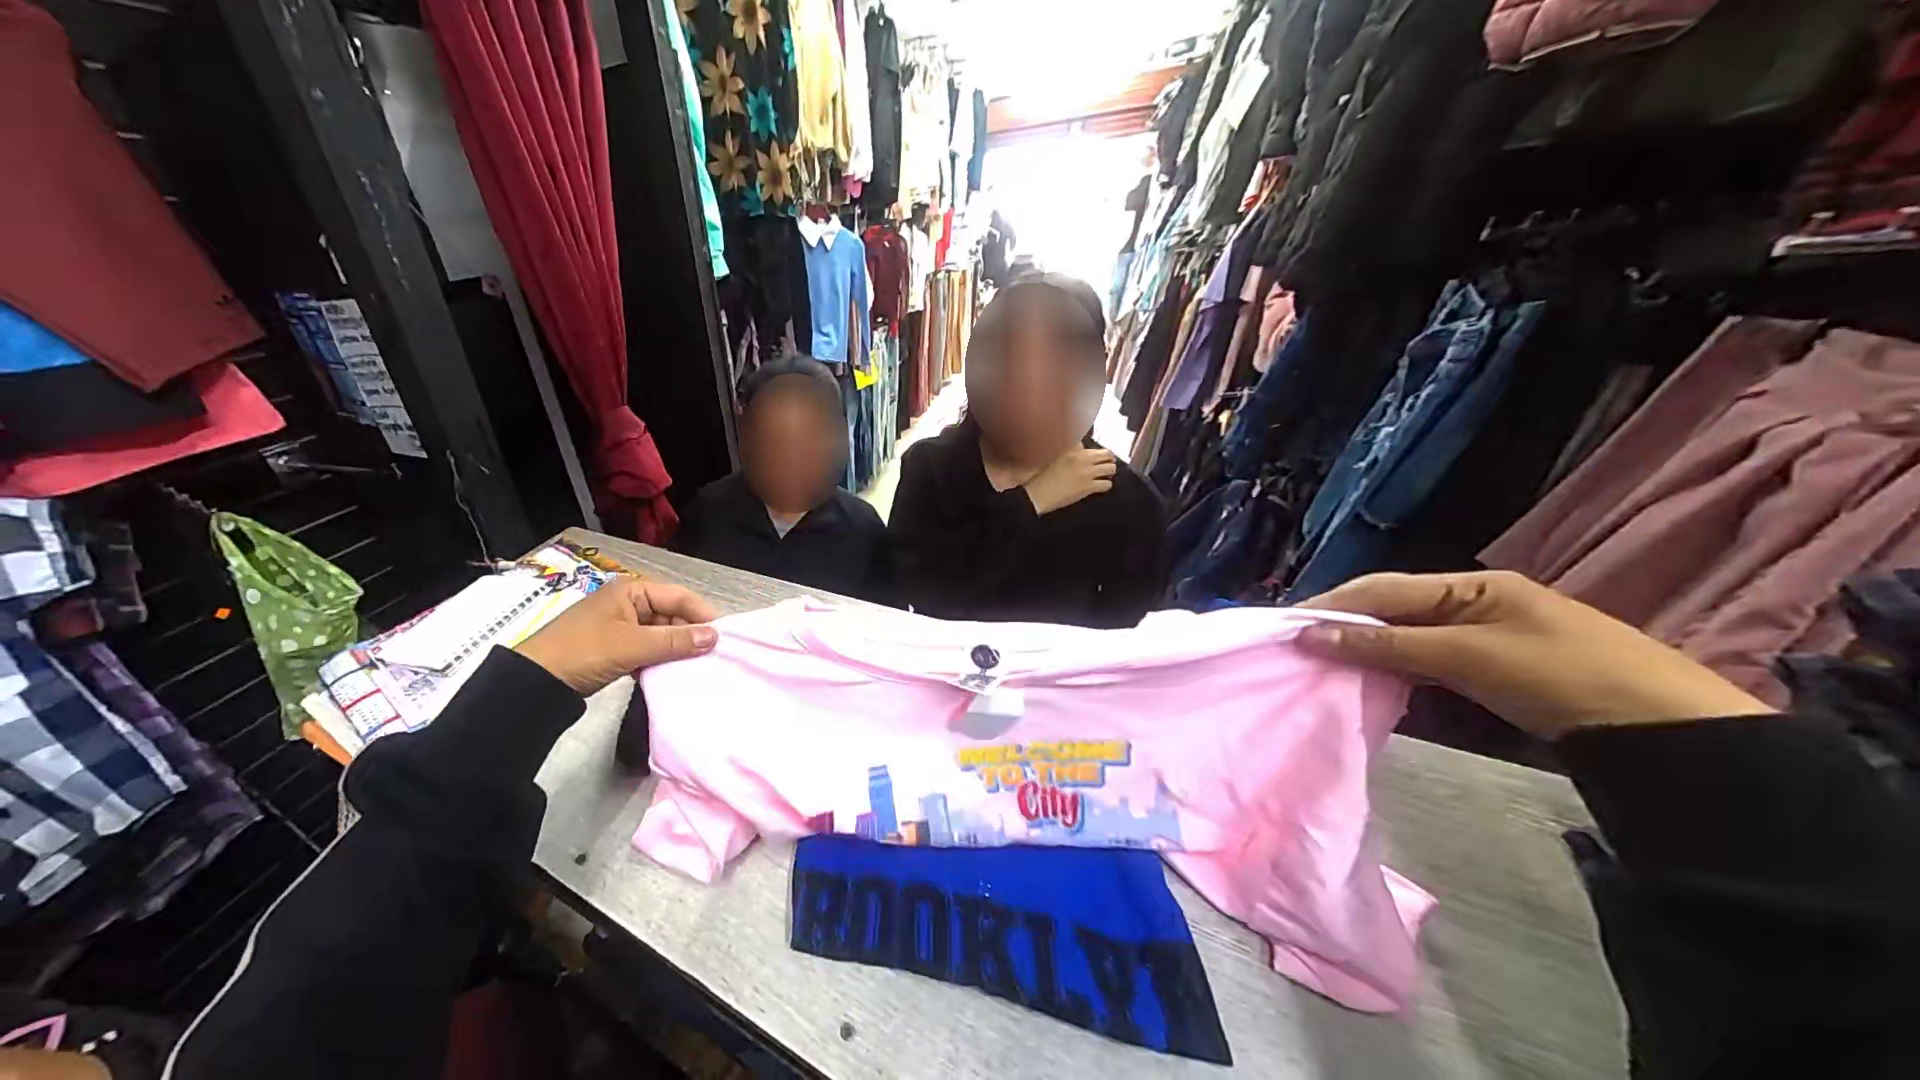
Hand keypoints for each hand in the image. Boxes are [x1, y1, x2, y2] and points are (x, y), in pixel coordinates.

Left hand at [514, 576, 719, 694]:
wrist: (532, 683)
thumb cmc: (583, 652)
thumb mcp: (632, 645)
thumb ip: (675, 641)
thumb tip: (715, 637)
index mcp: (630, 590)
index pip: (678, 596)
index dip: (702, 614)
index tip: (724, 636)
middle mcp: (628, 602)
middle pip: (672, 614)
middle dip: (690, 633)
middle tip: (711, 655)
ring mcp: (621, 625)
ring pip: (661, 633)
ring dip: (676, 648)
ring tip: (696, 665)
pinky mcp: (615, 646)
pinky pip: (648, 648)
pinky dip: (660, 658)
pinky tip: (671, 672)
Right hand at [1024, 447, 1116, 513]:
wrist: (1038, 494)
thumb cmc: (1042, 478)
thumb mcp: (1052, 457)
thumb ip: (1067, 451)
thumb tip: (1078, 447)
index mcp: (1072, 450)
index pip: (1089, 443)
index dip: (1095, 450)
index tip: (1096, 455)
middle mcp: (1081, 458)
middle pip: (1107, 454)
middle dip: (1109, 459)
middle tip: (1107, 464)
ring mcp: (1086, 472)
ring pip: (1110, 468)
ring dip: (1109, 472)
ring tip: (1105, 475)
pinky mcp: (1088, 486)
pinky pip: (1106, 484)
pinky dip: (1105, 486)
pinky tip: (1100, 487)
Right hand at [1295, 571, 1773, 736]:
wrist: (1668, 735)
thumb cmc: (1564, 677)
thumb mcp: (1467, 657)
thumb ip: (1387, 645)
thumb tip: (1312, 636)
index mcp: (1471, 585)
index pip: (1382, 589)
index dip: (1331, 606)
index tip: (1286, 628)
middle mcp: (1472, 601)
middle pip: (1390, 608)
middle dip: (1342, 625)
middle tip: (1295, 649)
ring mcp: (1483, 635)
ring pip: (1404, 635)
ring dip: (1364, 649)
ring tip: (1320, 665)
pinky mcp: (1491, 669)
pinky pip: (1425, 660)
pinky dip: (1392, 669)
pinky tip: (1368, 681)